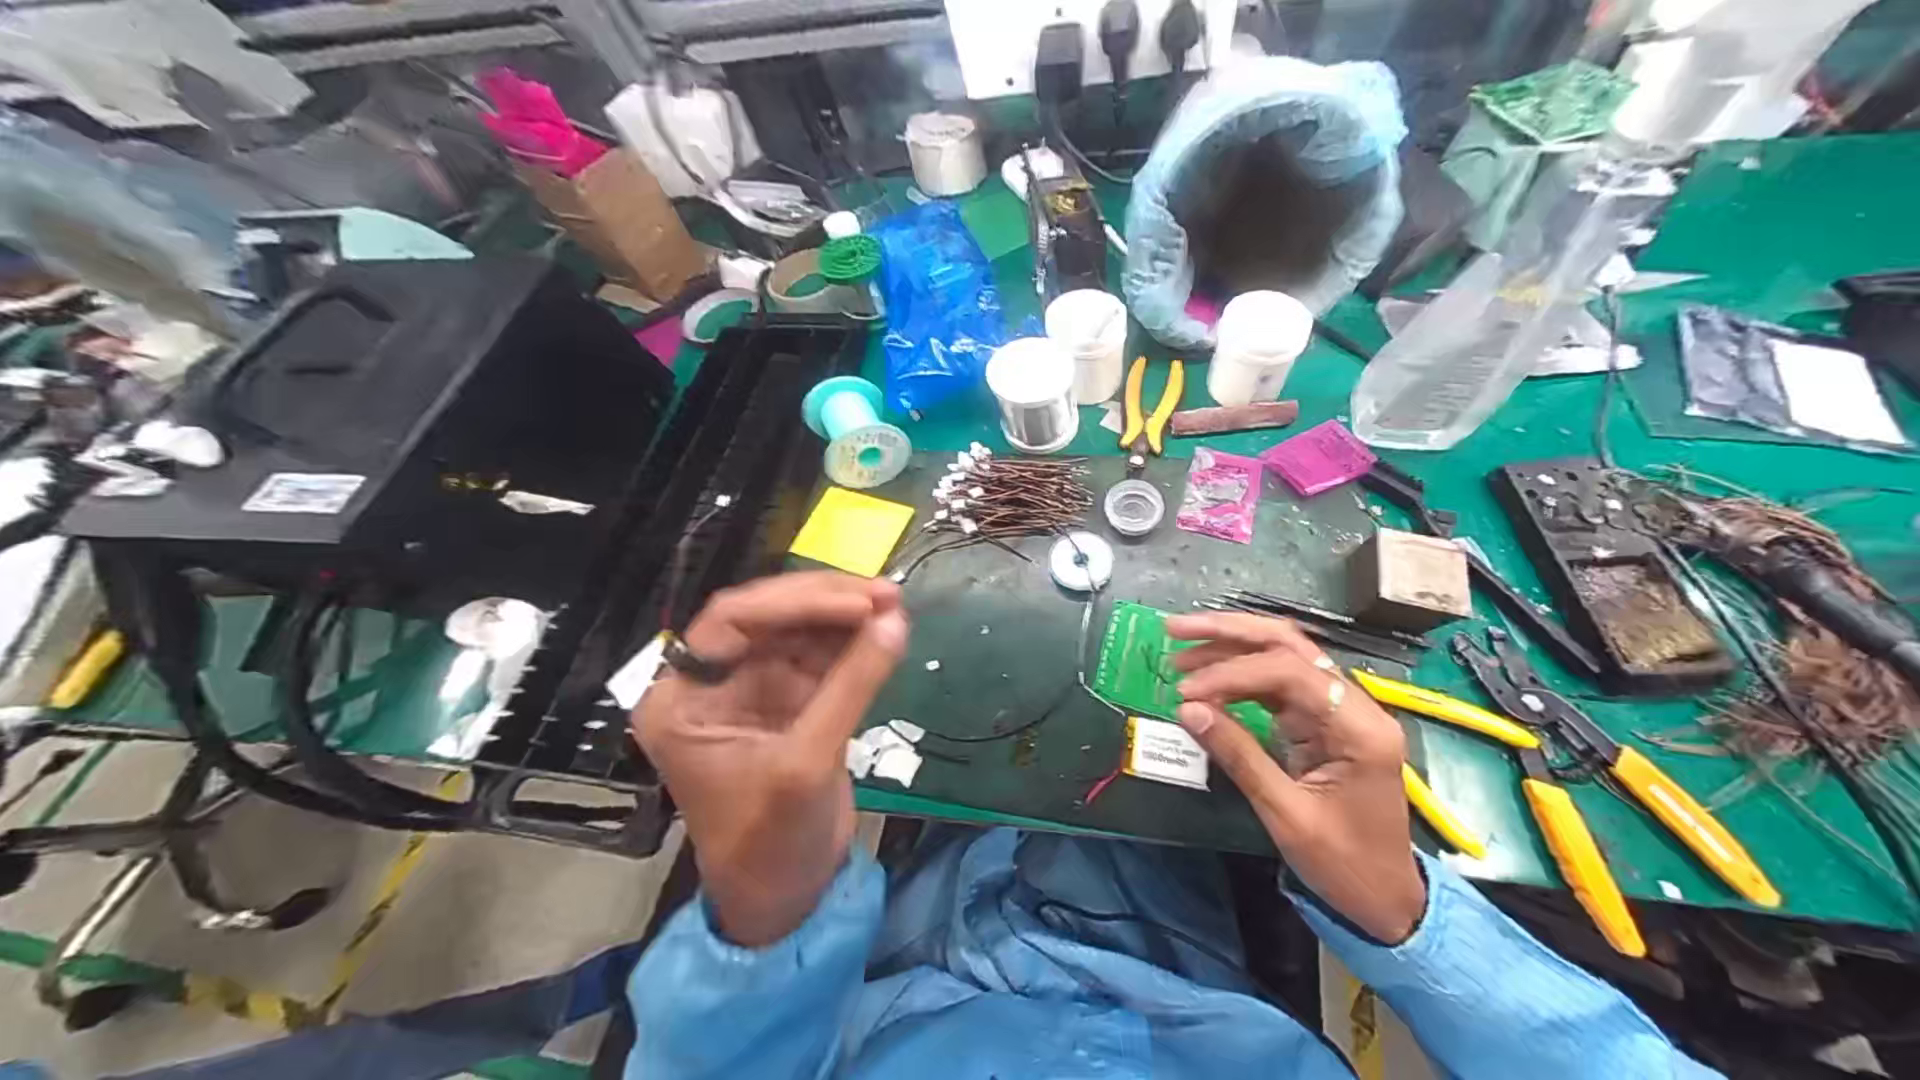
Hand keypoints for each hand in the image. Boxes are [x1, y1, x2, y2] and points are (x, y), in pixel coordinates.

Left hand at [632, 572, 907, 945]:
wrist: (786, 898)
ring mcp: (756, 688)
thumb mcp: (806, 763)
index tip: (856, 601)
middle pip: (768, 617)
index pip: (731, 621)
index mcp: (684, 697)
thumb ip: (851, 686)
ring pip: (800, 630)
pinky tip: (885, 631)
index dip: (793, 601)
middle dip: (826, 601)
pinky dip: (855, 641)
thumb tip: (895, 621)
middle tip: (886, 594)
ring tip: (893, 605)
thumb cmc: (771, 842)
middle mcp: (715, 682)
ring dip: (846, 615)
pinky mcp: (792, 700)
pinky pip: (823, 655)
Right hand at [1166, 612, 1425, 943]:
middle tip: (1176, 628)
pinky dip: (1237, 672)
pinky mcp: (1320, 720)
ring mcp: (1338, 710)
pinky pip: (1276, 681)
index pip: (1291, 673)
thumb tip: (1188, 710)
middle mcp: (1354, 705)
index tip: (1186, 691)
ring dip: (1229, 646)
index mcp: (1360, 728)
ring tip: (1180, 648)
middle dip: (1229, 631)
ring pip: (1281, 654)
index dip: (1232, 673)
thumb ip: (1239, 755)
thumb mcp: (1287, 815)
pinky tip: (1206, 673)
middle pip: (1289, 645)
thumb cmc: (1346, 864)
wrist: (1387, 900)